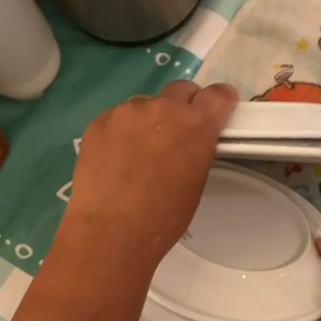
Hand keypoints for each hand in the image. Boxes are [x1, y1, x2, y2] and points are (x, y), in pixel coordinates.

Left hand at [60, 81, 237, 279]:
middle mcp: (163, 109)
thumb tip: (189, 143)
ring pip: (146, 105)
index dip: (220, 101)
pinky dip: (122, 131)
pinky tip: (117, 158)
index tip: (218, 110)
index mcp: (196, 125)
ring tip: (140, 151)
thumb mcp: (195, 182)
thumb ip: (197, 150)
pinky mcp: (99, 121)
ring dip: (150, 119)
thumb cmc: (163, 217)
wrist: (111, 229)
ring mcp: (127, 112)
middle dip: (184, 106)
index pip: (218, 95)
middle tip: (178, 132)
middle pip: (180, 90)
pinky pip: (118, 117)